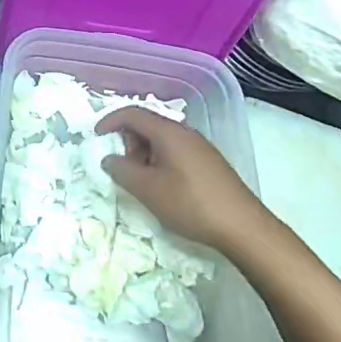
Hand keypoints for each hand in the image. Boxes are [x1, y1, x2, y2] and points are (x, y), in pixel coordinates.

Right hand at [96, 107, 275, 255]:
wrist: (244, 228)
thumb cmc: (190, 204)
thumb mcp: (147, 189)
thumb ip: (121, 170)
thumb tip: (109, 159)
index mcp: (168, 132)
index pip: (132, 113)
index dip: (110, 121)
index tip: (96, 136)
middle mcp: (185, 132)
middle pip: (148, 125)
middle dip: (128, 141)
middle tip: (122, 167)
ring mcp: (201, 147)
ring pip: (162, 140)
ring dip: (144, 154)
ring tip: (142, 181)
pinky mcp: (210, 163)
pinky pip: (176, 151)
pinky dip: (160, 161)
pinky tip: (164, 187)